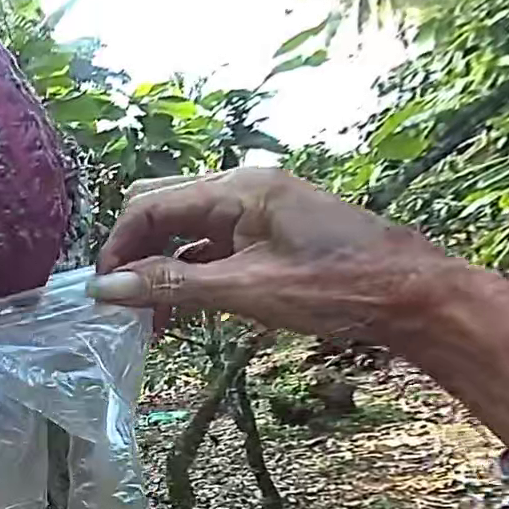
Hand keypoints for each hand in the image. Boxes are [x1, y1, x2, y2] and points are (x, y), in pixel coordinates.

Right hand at [91, 169, 508, 468]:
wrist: (408, 294)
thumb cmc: (331, 288)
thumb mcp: (243, 289)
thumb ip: (171, 284)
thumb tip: (106, 287)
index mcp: (235, 189)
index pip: (150, 205)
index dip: (117, 246)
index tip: (100, 290)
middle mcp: (240, 189)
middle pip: (162, 209)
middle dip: (133, 254)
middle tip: (119, 302)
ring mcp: (253, 212)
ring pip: (183, 233)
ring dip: (158, 270)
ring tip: (146, 319)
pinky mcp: (264, 236)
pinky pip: (209, 250)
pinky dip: (187, 277)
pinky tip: (179, 311)